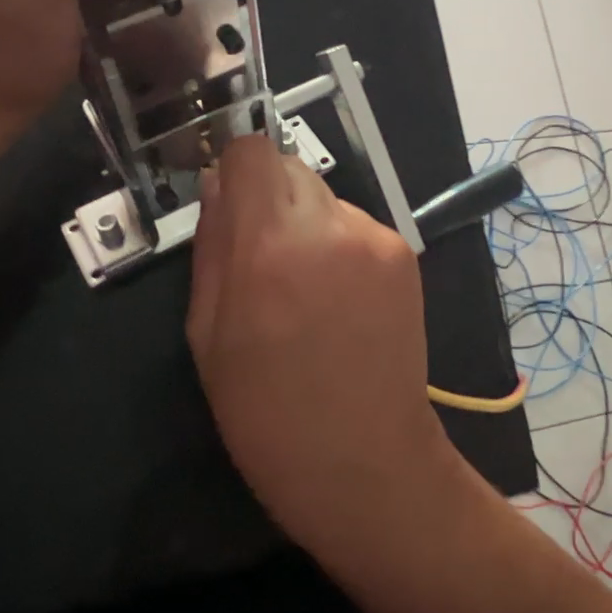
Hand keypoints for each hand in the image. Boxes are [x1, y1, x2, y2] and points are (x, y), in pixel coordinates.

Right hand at [187, 136, 458, 548]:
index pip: (251, 151)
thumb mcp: (208, 334)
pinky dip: (340, 248)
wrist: (364, 461)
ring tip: (306, 292)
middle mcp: (329, 226)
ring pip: (325, 198)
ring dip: (306, 225)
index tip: (229, 203)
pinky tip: (340, 302)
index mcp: (268, 246)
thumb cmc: (266, 412)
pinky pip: (357, 227)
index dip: (234, 168)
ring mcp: (375, 238)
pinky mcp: (404, 255)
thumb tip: (215, 185)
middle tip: (263, 259)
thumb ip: (212, 245)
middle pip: (290, 168)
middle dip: (269, 198)